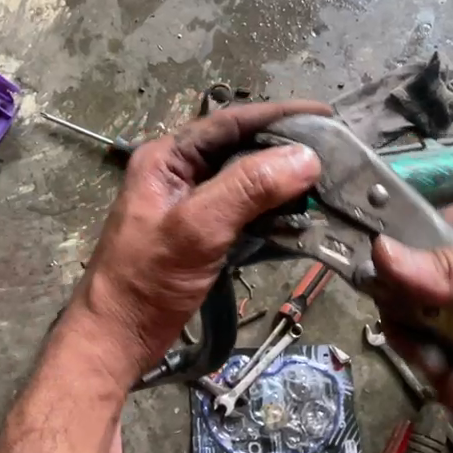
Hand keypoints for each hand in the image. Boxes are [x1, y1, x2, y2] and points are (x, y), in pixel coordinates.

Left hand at [70, 100, 328, 380]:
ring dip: (284, 182)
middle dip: (287, 149)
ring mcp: (191, 204)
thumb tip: (305, 157)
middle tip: (336, 151)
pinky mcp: (203, 234)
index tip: (327, 115)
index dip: (279, 116)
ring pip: (246, 181)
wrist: (117, 337)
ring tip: (328, 182)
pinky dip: (273, 212)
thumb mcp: (198, 227)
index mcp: (167, 158)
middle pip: (241, 148)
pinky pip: (245, 212)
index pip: (229, 122)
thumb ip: (248, 188)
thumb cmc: (147, 279)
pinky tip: (303, 217)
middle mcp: (179, 173)